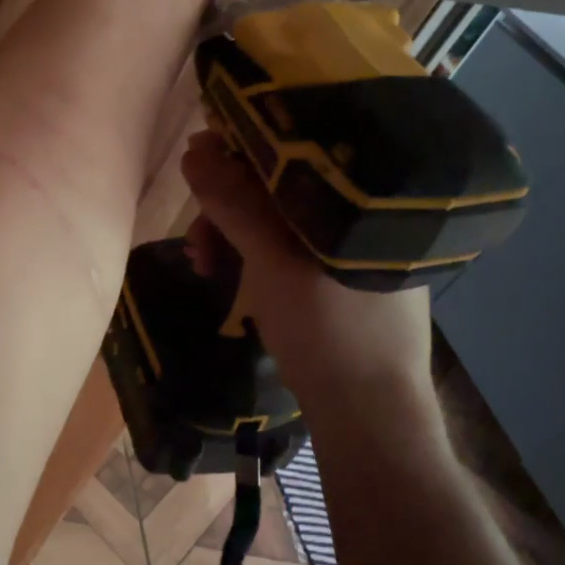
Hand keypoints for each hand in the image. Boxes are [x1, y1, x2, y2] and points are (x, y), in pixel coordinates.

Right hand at [181, 131, 433, 417]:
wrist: (367, 416)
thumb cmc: (329, 331)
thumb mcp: (272, 261)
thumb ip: (234, 204)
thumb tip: (194, 150)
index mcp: (369, 203)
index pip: (300, 151)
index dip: (244, 148)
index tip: (200, 157)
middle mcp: (367, 218)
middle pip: (281, 186)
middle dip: (227, 203)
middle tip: (197, 235)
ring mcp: (352, 250)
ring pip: (277, 217)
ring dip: (229, 231)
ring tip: (202, 262)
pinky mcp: (338, 277)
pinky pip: (284, 245)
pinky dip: (248, 252)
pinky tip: (220, 270)